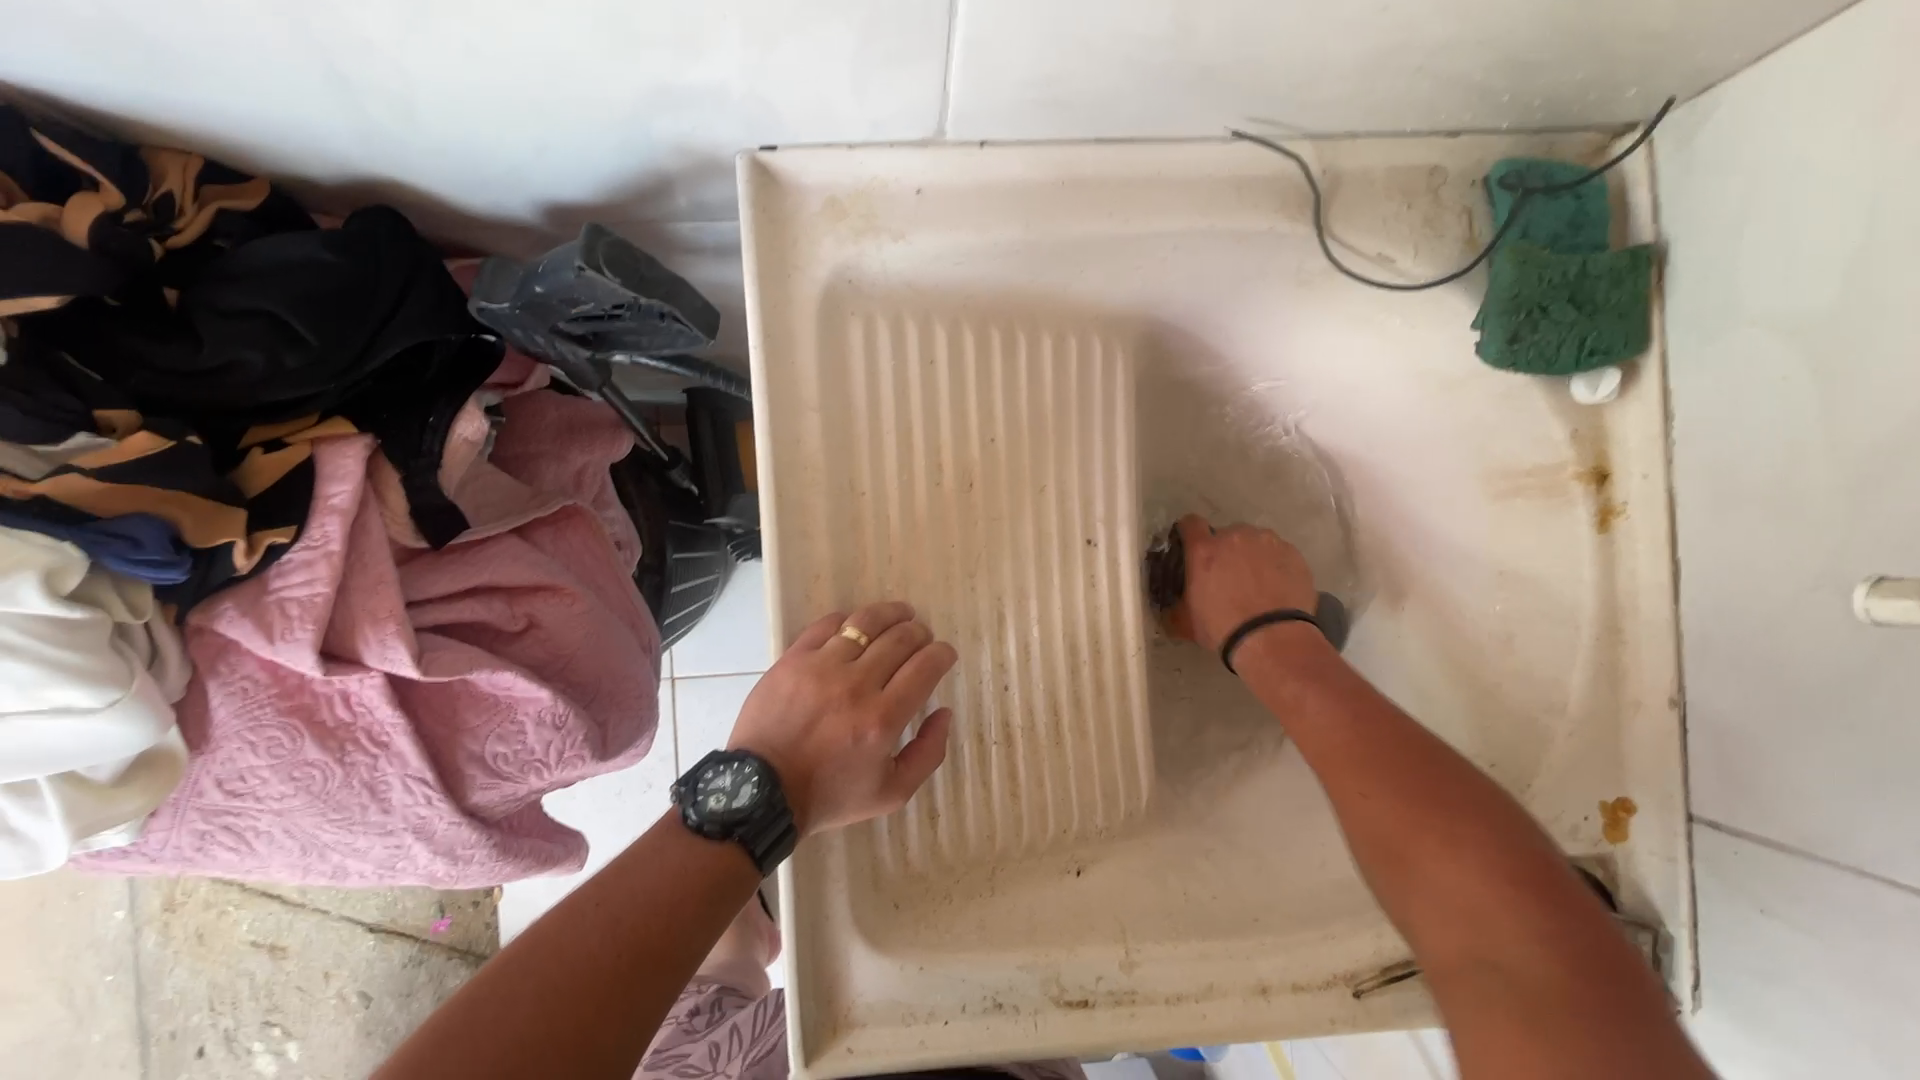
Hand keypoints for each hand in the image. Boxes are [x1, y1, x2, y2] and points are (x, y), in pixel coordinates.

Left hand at [727, 601, 956, 834]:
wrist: (763, 791)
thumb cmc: (830, 795)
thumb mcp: (892, 793)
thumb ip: (928, 754)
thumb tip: (944, 712)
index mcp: (883, 718)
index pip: (926, 667)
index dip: (942, 654)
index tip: (944, 655)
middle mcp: (856, 685)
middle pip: (900, 639)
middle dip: (920, 633)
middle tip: (922, 638)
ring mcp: (821, 667)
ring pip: (866, 623)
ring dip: (892, 615)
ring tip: (901, 615)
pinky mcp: (793, 659)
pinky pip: (828, 625)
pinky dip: (850, 620)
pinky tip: (857, 625)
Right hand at [1169, 514, 1319, 652]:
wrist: (1272, 638)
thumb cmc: (1222, 628)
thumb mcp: (1186, 622)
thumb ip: (1175, 608)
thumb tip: (1170, 611)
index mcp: (1204, 550)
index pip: (1190, 523)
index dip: (1189, 533)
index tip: (1191, 547)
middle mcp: (1235, 537)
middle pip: (1226, 534)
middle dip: (1225, 551)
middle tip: (1228, 577)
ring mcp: (1267, 542)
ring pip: (1255, 542)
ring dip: (1251, 555)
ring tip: (1257, 583)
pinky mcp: (1293, 553)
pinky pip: (1279, 553)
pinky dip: (1275, 565)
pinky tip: (1277, 588)